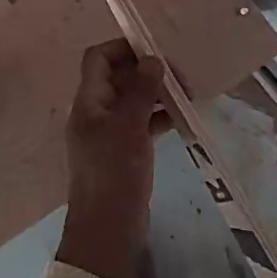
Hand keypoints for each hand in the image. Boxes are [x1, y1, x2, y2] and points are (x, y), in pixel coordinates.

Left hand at [55, 39, 166, 277]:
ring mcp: (109, 133)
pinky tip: (183, 120)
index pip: (98, 59)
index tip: (154, 48)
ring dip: (156, 94)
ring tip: (188, 94)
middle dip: (146, 70)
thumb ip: (141, 92)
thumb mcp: (128, 128)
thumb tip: (152, 59)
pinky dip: (159, 118)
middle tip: (180, 72)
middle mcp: (95, 112)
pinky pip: (140, 124)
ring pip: (132, 101)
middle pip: (117, 77)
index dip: (122, 47)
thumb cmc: (114, 173)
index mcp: (88, 101)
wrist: (107, 230)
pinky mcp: (123, 152)